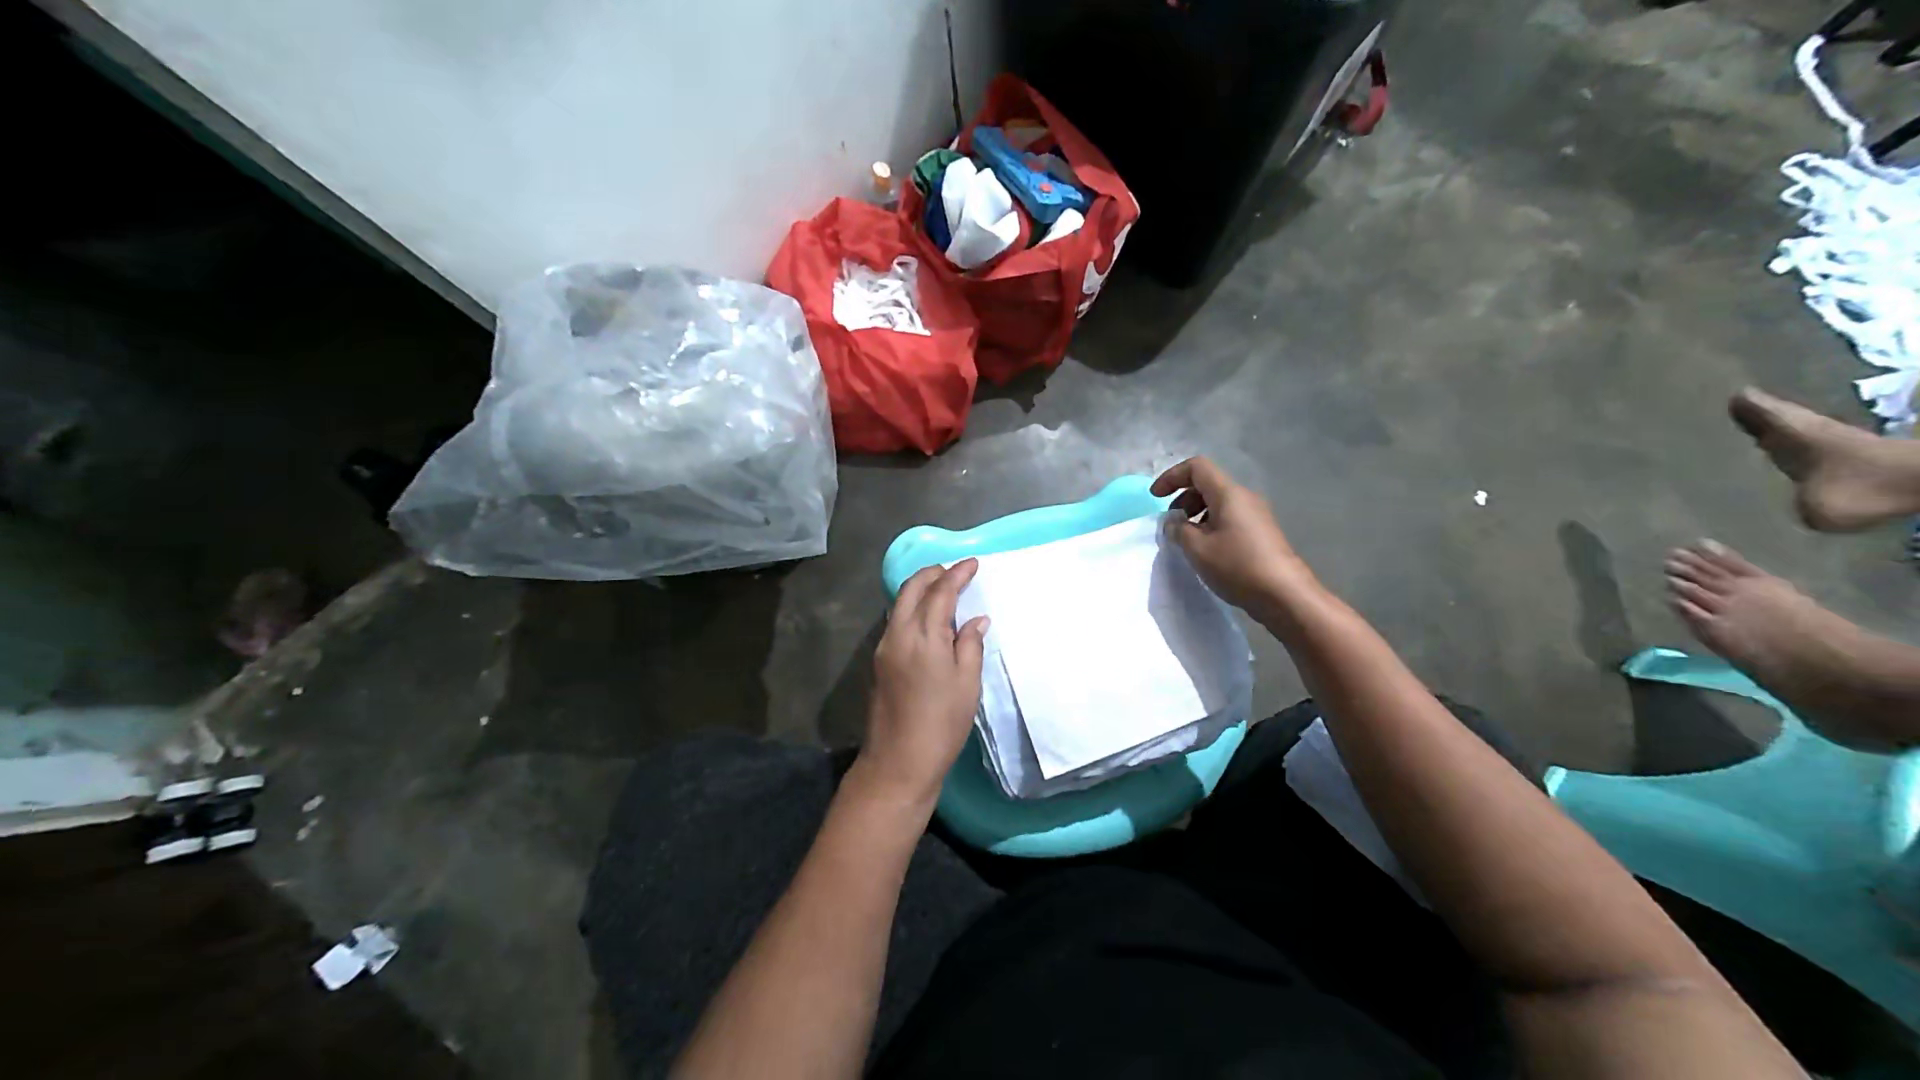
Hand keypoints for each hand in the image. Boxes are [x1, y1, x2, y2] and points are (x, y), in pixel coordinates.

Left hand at [854, 560, 989, 810]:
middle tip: (954, 570)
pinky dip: (911, 609)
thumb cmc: (941, 724)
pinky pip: (895, 621)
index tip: (973, 563)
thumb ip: (970, 646)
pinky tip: (927, 619)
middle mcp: (898, 634)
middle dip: (932, 574)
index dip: (957, 574)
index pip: (940, 593)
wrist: (898, 761)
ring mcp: (884, 647)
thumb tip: (976, 620)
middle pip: (911, 589)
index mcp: (924, 636)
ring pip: (899, 604)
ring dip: (919, 590)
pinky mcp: (879, 662)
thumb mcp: (967, 684)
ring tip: (942, 590)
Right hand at [1152, 457, 1313, 613]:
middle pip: (1208, 484)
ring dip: (1196, 514)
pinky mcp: (1261, 532)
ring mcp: (1256, 514)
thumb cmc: (1237, 566)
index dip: (1172, 476)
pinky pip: (1230, 517)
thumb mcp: (1197, 549)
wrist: (1284, 594)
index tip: (1155, 497)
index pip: (1197, 467)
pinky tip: (1206, 550)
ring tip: (1186, 540)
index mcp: (1228, 494)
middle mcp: (1245, 497)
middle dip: (1183, 498)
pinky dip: (1211, 524)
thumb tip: (1175, 522)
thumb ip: (1178, 529)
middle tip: (1171, 523)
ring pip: (1219, 502)